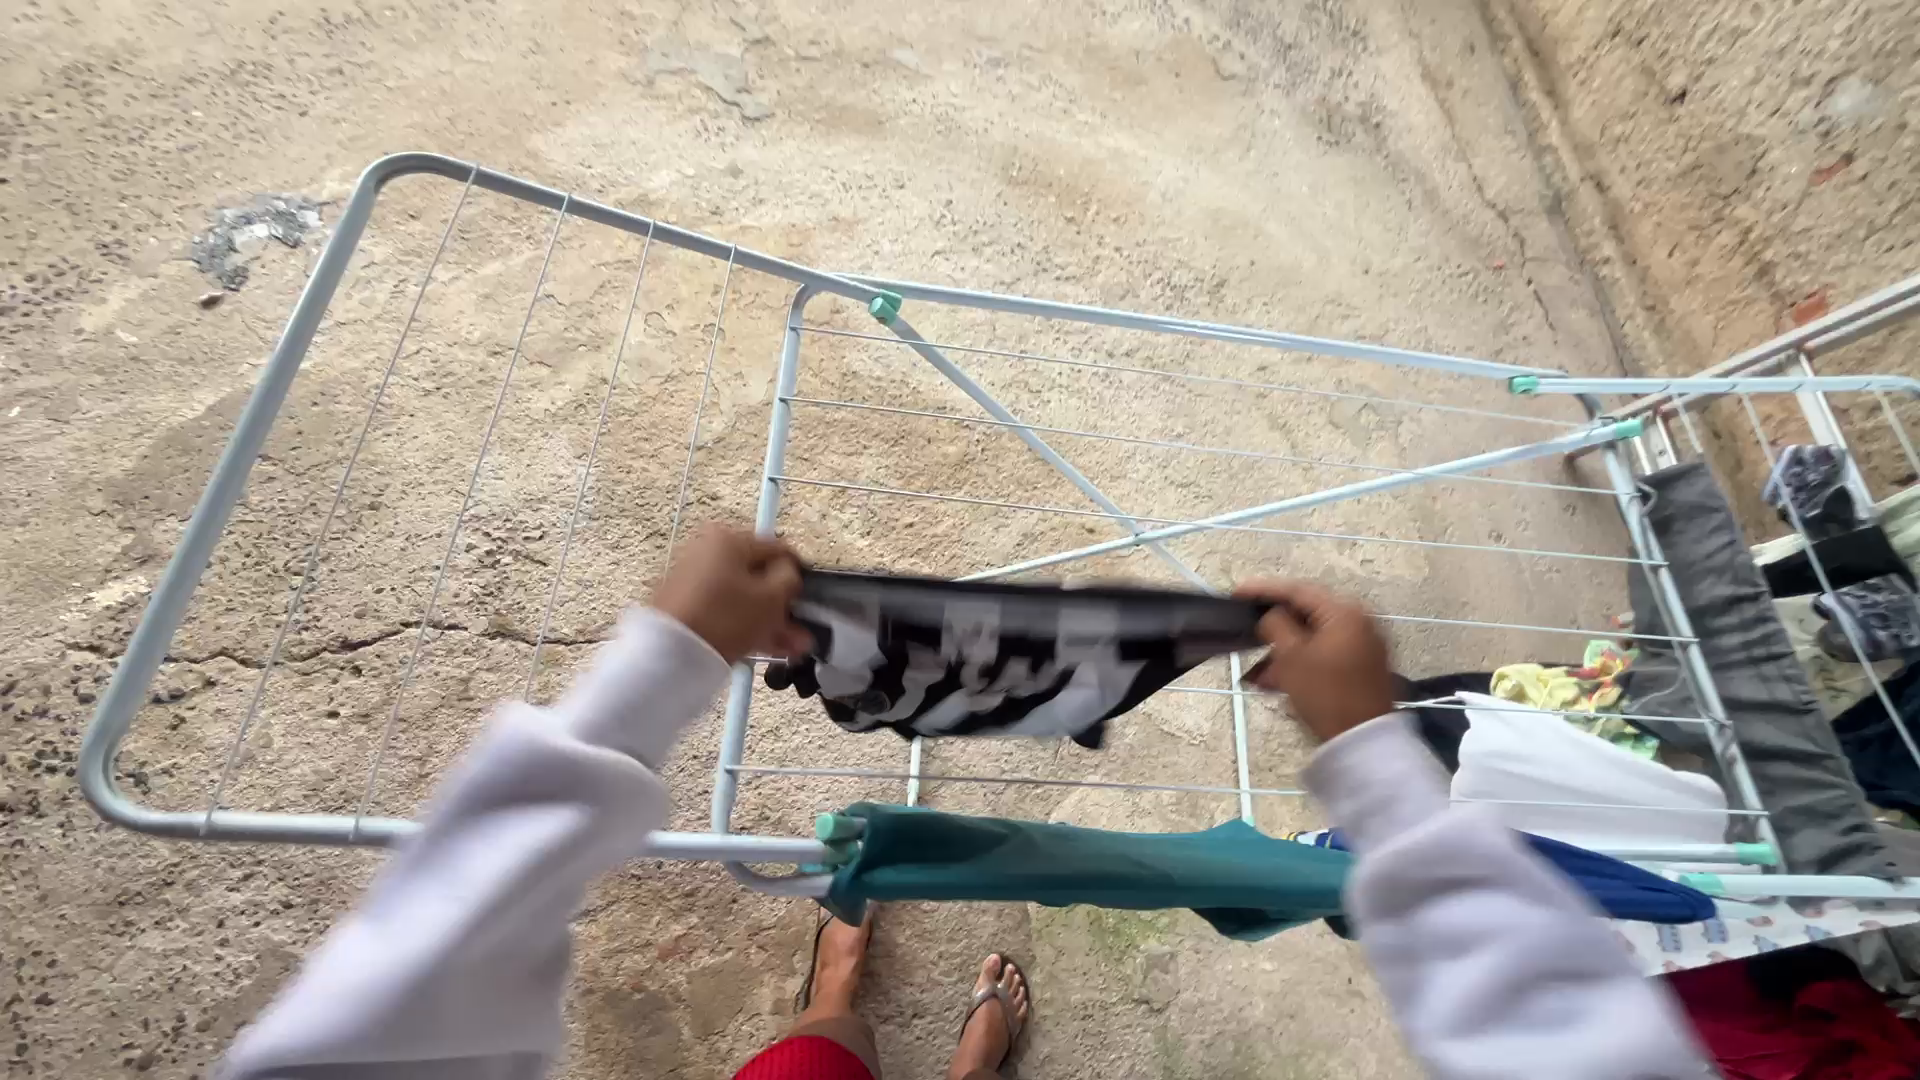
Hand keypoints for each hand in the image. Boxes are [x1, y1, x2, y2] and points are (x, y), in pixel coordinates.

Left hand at [652, 525, 810, 663]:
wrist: (670, 653)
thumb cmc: (724, 617)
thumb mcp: (771, 597)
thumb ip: (790, 578)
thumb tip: (789, 572)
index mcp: (728, 539)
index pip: (778, 548)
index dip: (799, 573)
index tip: (808, 596)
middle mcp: (708, 551)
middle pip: (758, 576)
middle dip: (782, 604)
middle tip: (800, 627)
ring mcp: (693, 578)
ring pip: (743, 597)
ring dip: (768, 619)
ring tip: (790, 645)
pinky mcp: (684, 605)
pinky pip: (725, 610)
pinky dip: (745, 624)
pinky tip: (767, 645)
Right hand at [1234, 579, 1395, 742]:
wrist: (1363, 740)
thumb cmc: (1325, 693)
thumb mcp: (1290, 656)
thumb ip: (1275, 624)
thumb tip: (1271, 615)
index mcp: (1345, 612)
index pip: (1297, 591)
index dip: (1263, 590)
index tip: (1237, 593)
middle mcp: (1360, 621)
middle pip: (1307, 613)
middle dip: (1274, 625)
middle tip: (1247, 628)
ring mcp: (1365, 643)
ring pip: (1314, 636)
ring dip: (1284, 648)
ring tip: (1257, 669)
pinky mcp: (1364, 665)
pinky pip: (1325, 652)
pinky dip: (1301, 659)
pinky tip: (1276, 678)